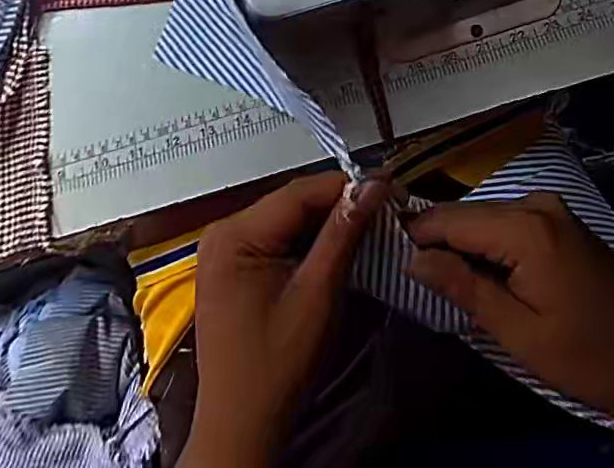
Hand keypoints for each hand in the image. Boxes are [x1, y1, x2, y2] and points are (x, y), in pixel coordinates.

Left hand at [181, 172, 385, 467]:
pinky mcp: (235, 264)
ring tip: (371, 219)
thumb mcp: (316, 294)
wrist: (240, 428)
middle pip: (293, 202)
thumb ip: (343, 234)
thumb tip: (373, 185)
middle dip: (340, 203)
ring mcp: (227, 248)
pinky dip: (311, 239)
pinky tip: (339, 243)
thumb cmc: (276, 365)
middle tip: (385, 204)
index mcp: (234, 234)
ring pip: (289, 217)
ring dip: (328, 220)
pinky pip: (280, 236)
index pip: (299, 192)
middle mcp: (224, 231)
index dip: (347, 185)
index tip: (389, 186)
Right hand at [405, 192, 613, 465]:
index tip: (383, 244)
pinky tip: (474, 267)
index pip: (452, 219)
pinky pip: (510, 223)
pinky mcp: (561, 222)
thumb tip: (414, 258)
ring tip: (430, 268)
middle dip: (436, 236)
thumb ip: (464, 288)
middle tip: (401, 262)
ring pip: (488, 218)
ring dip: (461, 241)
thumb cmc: (590, 355)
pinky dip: (487, 242)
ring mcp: (553, 210)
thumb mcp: (520, 333)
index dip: (416, 231)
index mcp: (526, 228)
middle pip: (470, 214)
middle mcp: (537, 205)